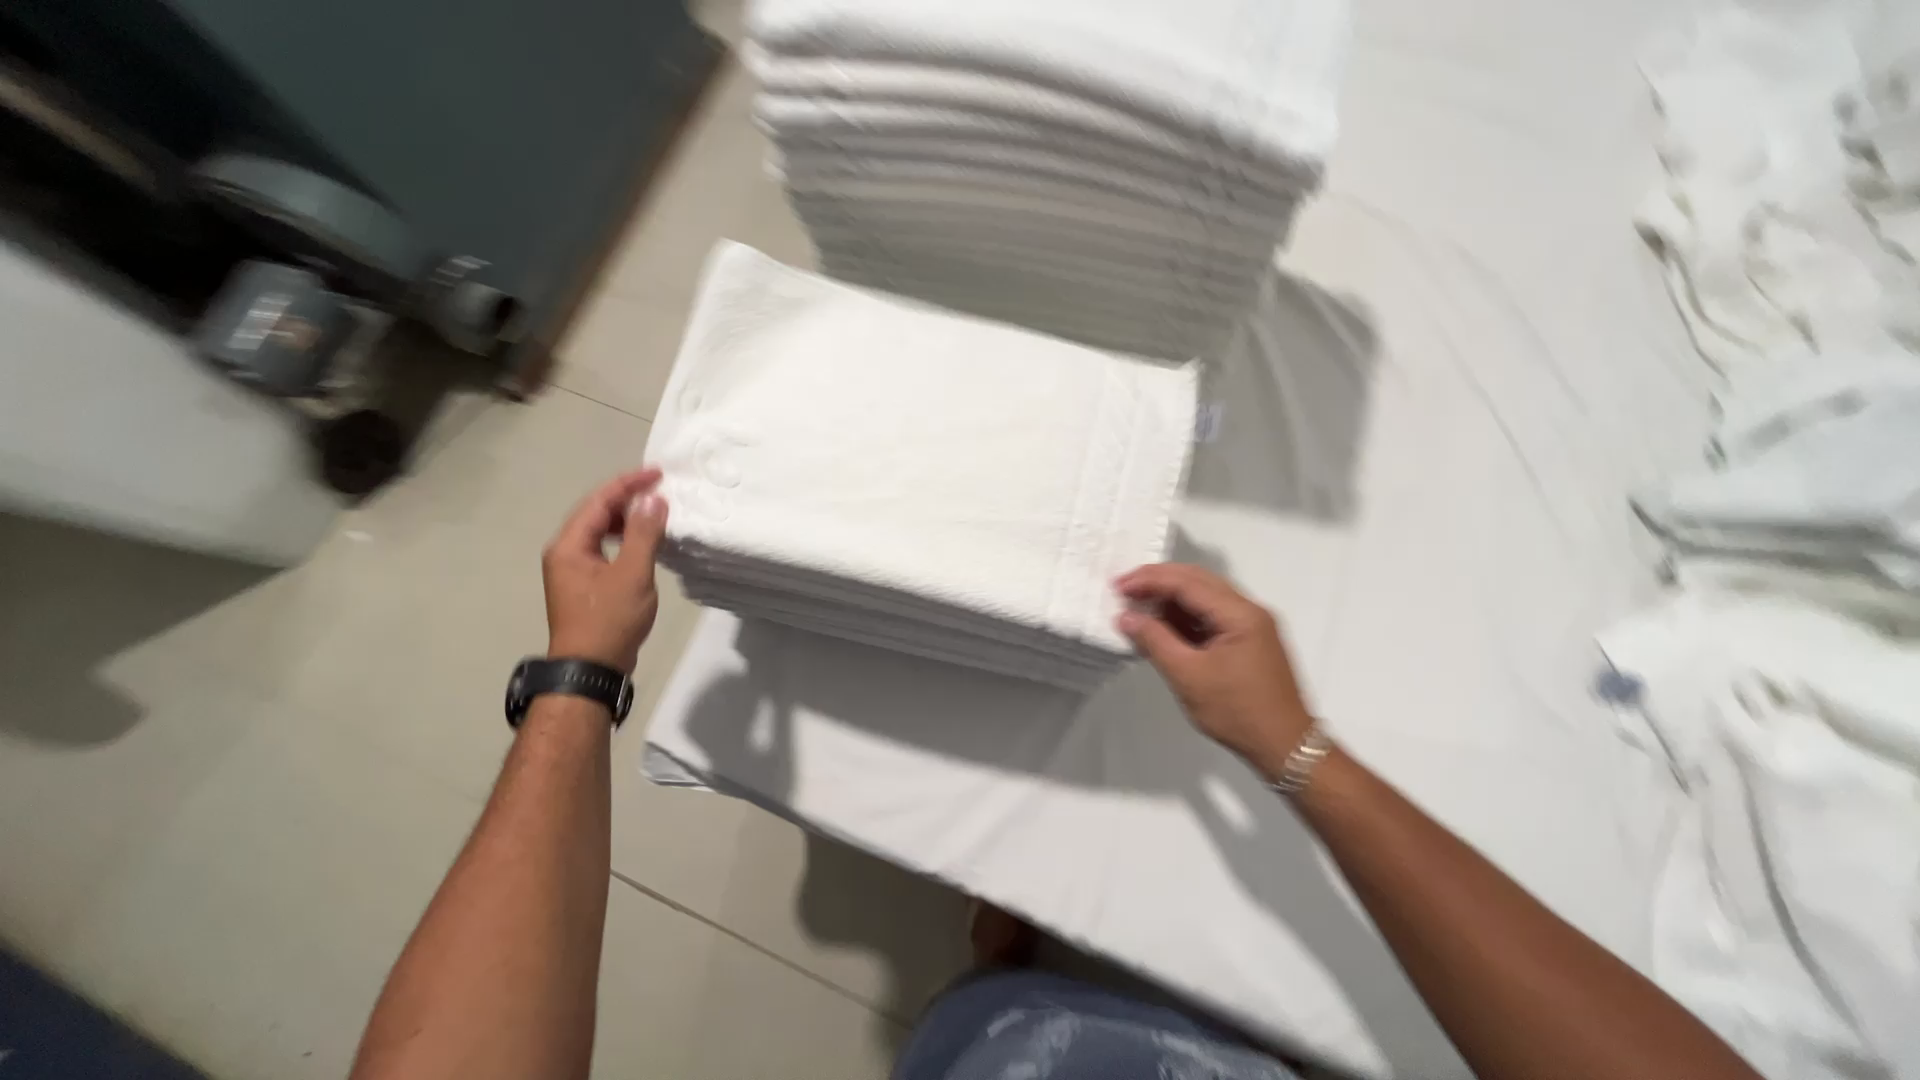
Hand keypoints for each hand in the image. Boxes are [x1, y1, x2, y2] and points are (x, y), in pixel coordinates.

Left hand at [542, 468, 668, 673]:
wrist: (591, 669)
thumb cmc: (609, 620)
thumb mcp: (632, 574)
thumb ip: (644, 534)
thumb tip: (653, 500)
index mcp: (569, 546)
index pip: (599, 502)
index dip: (628, 484)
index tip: (658, 474)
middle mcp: (565, 553)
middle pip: (596, 514)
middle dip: (627, 498)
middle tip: (659, 489)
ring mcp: (573, 571)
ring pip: (600, 533)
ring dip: (627, 520)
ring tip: (655, 514)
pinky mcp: (585, 587)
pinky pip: (605, 551)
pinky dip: (625, 541)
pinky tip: (644, 546)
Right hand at [1115, 564, 1315, 778]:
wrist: (1284, 746)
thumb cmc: (1236, 711)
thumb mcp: (1188, 677)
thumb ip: (1155, 641)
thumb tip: (1125, 617)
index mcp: (1240, 614)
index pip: (1189, 583)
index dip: (1150, 580)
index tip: (1118, 587)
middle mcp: (1250, 610)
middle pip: (1198, 581)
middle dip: (1159, 581)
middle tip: (1124, 589)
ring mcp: (1252, 625)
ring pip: (1205, 597)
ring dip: (1171, 599)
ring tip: (1138, 607)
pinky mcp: (1249, 641)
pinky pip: (1212, 617)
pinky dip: (1185, 617)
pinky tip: (1163, 626)